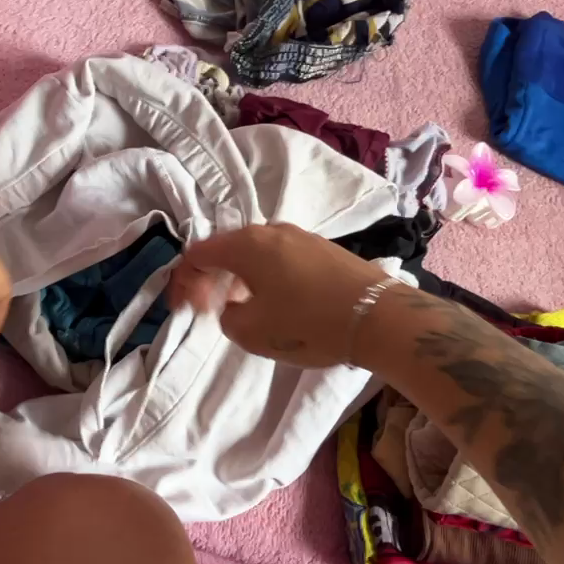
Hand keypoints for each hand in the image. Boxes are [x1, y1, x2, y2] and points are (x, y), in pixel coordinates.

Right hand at [167, 223, 397, 367]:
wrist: (380, 317)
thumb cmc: (308, 323)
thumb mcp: (252, 332)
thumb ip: (227, 318)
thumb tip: (233, 308)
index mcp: (246, 245)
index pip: (198, 254)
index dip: (183, 282)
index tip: (183, 310)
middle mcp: (270, 230)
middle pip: (225, 249)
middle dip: (210, 279)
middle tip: (208, 310)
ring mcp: (300, 236)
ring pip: (254, 253)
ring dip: (239, 279)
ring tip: (242, 309)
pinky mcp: (323, 249)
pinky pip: (279, 257)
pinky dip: (265, 276)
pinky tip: (276, 301)